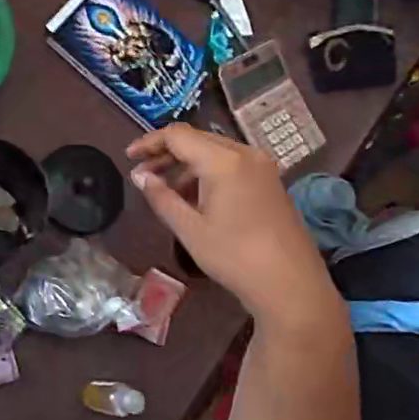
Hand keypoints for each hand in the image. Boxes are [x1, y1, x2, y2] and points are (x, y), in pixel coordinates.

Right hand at [126, 123, 324, 325]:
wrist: (290, 283)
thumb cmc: (234, 256)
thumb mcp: (189, 229)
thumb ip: (161, 197)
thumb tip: (139, 176)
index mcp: (224, 161)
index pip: (178, 135)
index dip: (149, 142)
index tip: (128, 157)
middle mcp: (245, 153)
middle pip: (197, 139)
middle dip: (166, 154)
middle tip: (143, 175)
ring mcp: (262, 166)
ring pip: (214, 152)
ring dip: (186, 165)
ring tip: (164, 191)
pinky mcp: (269, 181)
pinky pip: (231, 165)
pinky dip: (207, 173)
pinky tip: (194, 198)